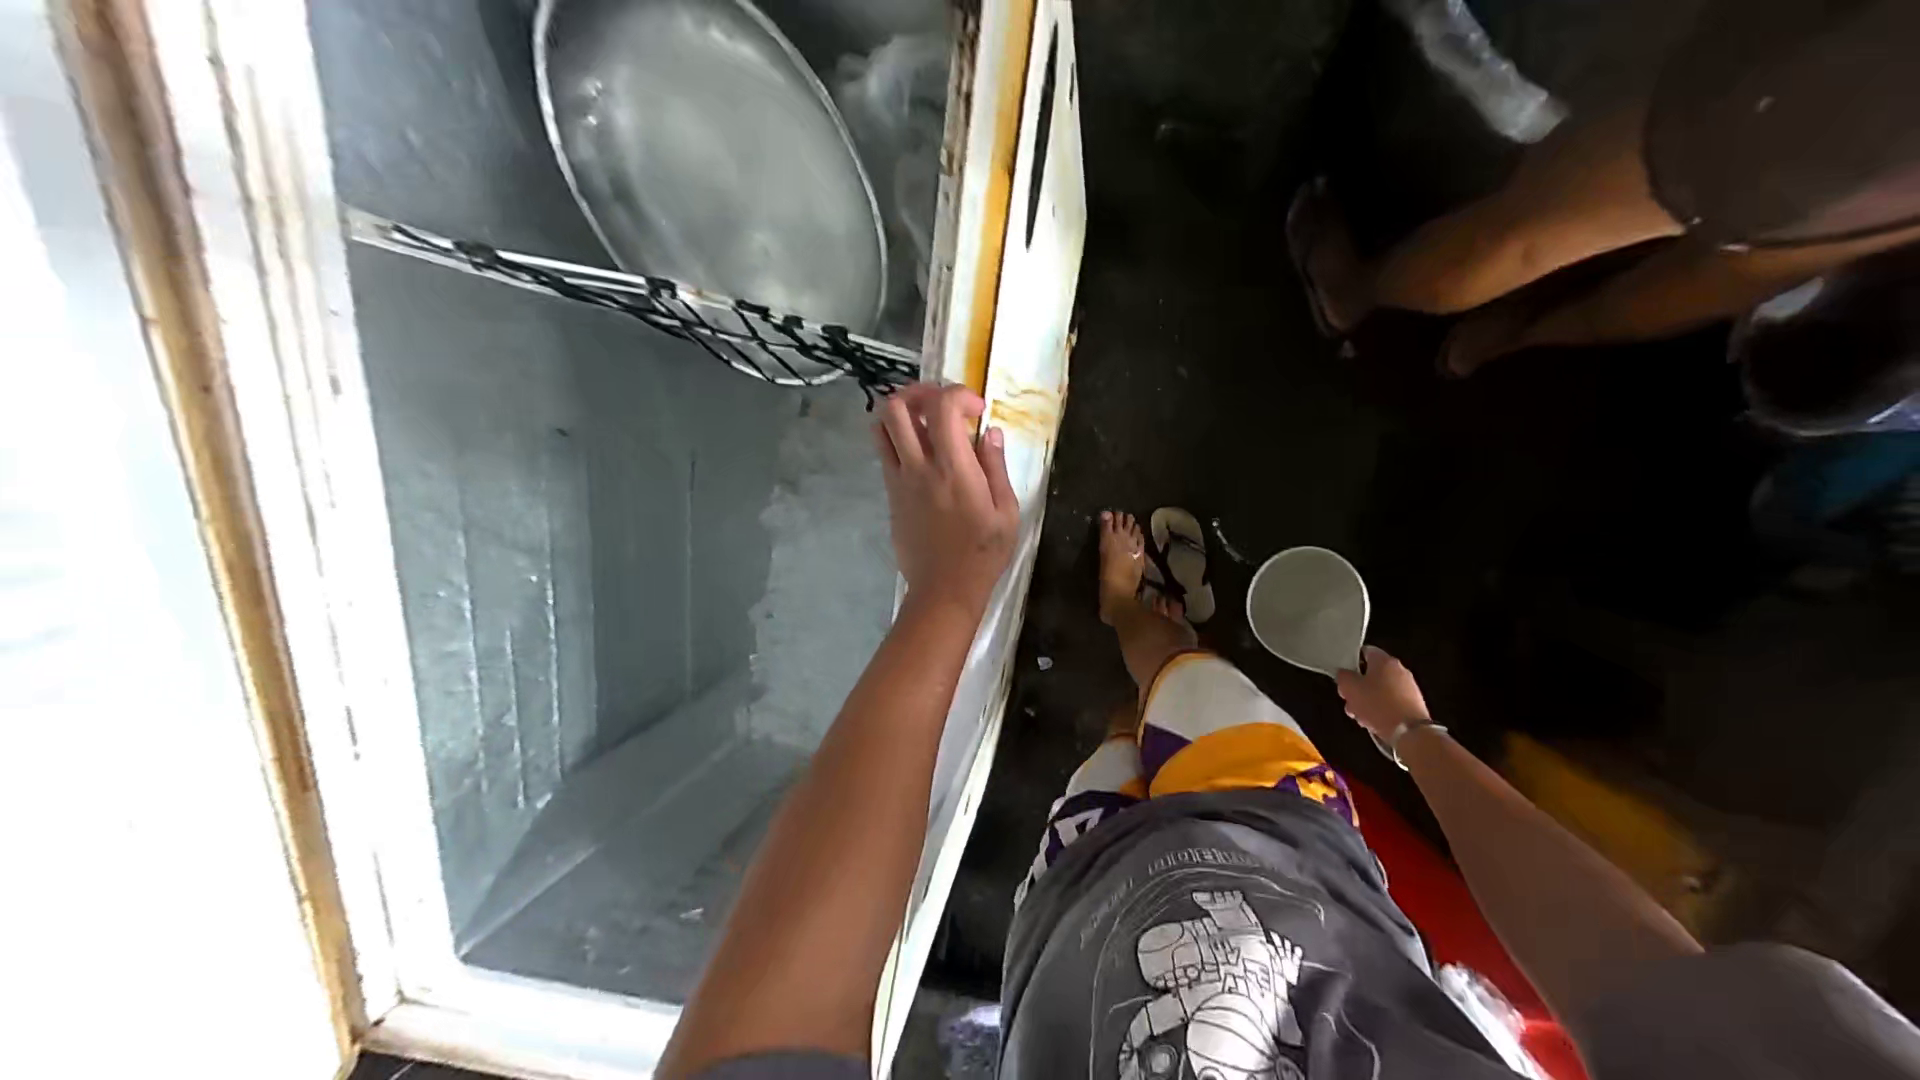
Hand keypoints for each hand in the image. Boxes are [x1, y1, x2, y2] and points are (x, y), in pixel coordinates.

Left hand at [874, 383, 1019, 615]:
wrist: (943, 590)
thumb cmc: (982, 553)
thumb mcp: (1006, 511)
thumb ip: (996, 467)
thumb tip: (990, 433)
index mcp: (952, 469)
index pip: (941, 406)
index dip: (959, 394)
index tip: (978, 410)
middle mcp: (918, 467)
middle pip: (896, 407)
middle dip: (919, 392)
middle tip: (943, 404)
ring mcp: (898, 481)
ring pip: (881, 427)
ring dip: (902, 413)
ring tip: (927, 421)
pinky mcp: (890, 495)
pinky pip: (885, 453)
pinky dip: (899, 440)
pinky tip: (924, 454)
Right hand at [1335, 645, 1429, 739]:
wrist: (1409, 732)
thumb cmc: (1377, 704)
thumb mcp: (1349, 687)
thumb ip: (1343, 676)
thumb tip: (1344, 674)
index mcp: (1384, 660)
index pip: (1364, 651)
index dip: (1350, 661)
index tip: (1342, 673)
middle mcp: (1400, 670)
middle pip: (1371, 673)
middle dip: (1358, 686)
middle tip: (1349, 698)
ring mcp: (1409, 688)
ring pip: (1380, 690)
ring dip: (1367, 700)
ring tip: (1359, 715)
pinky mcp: (1414, 704)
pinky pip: (1391, 702)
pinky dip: (1381, 709)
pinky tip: (1373, 721)